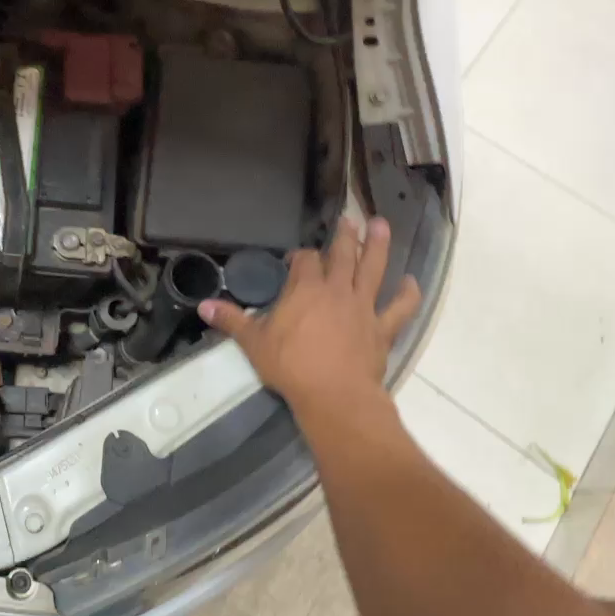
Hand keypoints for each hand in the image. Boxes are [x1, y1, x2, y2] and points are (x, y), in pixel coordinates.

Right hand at [198, 216, 421, 424]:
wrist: (335, 396)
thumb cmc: (290, 366)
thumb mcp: (253, 343)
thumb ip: (230, 320)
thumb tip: (203, 305)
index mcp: (304, 289)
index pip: (304, 260)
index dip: (299, 256)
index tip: (293, 260)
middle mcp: (336, 290)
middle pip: (342, 255)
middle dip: (344, 236)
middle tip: (349, 219)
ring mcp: (363, 307)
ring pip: (373, 270)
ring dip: (378, 246)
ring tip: (381, 225)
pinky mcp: (382, 329)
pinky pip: (399, 307)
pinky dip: (407, 294)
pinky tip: (411, 282)